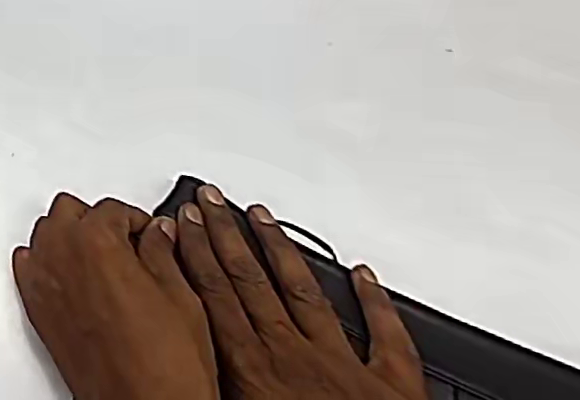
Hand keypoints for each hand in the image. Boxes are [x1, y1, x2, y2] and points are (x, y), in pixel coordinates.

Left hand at [14, 195, 216, 399]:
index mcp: (96, 238)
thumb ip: (163, 253)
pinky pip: (29, 261)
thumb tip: (159, 232)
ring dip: (70, 237)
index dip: (136, 220)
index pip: (112, 208)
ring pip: (48, 231)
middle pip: (71, 210)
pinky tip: (70, 276)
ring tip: (100, 260)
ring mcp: (43, 274)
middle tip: (124, 244)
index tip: (148, 233)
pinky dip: (46, 260)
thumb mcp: (181, 298)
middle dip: (98, 222)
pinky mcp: (33, 300)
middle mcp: (62, 248)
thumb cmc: (164, 367)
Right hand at [176, 185, 426, 399]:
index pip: (214, 291)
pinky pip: (388, 339)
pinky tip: (362, 273)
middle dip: (226, 232)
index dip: (195, 248)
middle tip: (211, 199)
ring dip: (278, 248)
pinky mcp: (397, 391)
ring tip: (262, 215)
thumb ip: (214, 381)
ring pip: (303, 291)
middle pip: (250, 279)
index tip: (183, 219)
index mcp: (255, 372)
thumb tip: (183, 361)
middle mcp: (295, 357)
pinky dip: (375, 302)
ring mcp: (345, 368)